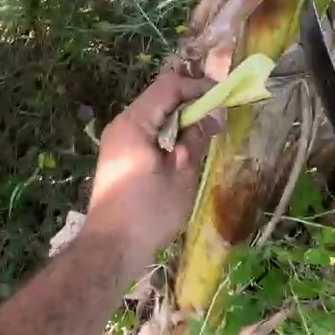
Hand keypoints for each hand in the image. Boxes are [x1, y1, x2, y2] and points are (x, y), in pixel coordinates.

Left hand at [85, 68, 222, 266]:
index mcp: (134, 122)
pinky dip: (168, 131)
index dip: (198, 87)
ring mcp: (118, 139)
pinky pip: (147, 130)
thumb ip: (196, 139)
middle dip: (191, 100)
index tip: (223, 97)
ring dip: (180, 117)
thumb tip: (212, 115)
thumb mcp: (181, 174)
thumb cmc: (148, 212)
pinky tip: (185, 145)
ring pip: (154, 113)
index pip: (169, 86)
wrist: (110, 248)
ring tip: (207, 129)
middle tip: (218, 115)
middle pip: (159, 96)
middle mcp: (122, 123)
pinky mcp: (119, 154)